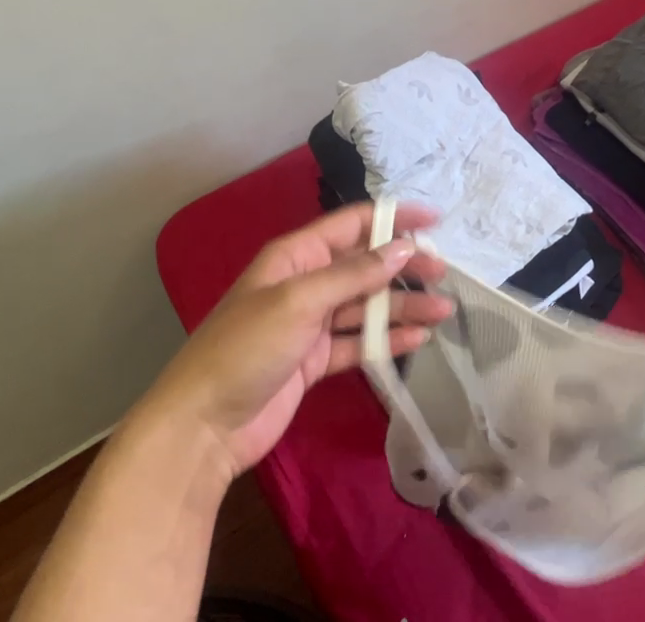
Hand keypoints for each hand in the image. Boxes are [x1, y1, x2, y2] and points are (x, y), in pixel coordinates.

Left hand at [139, 202, 453, 478]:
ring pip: (368, 305)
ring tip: (443, 311)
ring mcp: (311, 324)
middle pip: (365, 265)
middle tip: (443, 274)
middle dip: (404, 266)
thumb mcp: (299, 302)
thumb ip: (354, 274)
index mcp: (295, 257)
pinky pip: (360, 341)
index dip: (394, 217)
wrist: (201, 427)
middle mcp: (306, 284)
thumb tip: (404, 247)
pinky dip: (388, 339)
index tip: (436, 220)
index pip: (353, 224)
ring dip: (404, 306)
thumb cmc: (244, 350)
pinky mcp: (316, 360)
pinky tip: (418, 339)